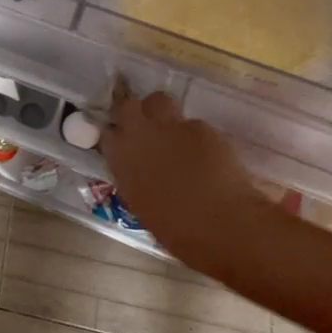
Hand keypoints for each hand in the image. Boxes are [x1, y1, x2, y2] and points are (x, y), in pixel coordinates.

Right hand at [98, 77, 270, 270]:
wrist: (224, 225)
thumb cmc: (178, 230)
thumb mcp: (142, 206)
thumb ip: (134, 179)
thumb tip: (139, 171)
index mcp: (121, 159)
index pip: (107, 133)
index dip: (116, 135)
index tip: (122, 142)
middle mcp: (140, 134)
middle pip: (127, 105)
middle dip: (133, 110)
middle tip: (143, 123)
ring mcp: (172, 126)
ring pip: (160, 101)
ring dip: (163, 113)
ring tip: (174, 134)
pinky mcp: (202, 127)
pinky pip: (193, 124)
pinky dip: (196, 135)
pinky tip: (207, 155)